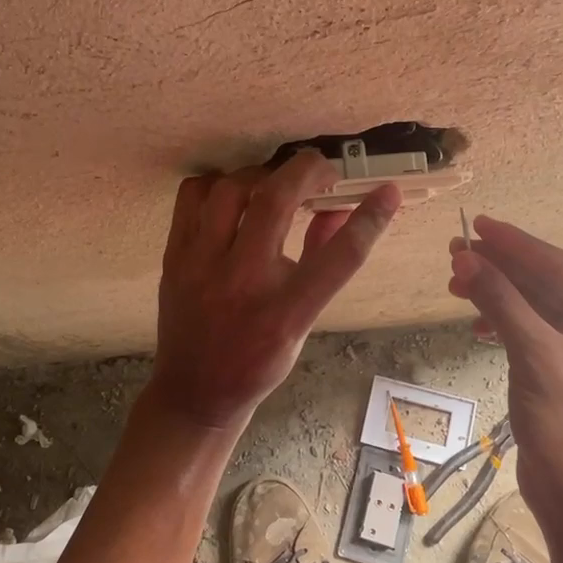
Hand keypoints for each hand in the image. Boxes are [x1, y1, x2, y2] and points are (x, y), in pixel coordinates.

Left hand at [152, 152, 400, 427]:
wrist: (195, 391)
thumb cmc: (258, 361)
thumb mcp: (303, 322)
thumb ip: (323, 263)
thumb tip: (341, 210)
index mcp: (285, 312)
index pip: (339, 257)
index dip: (370, 219)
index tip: (388, 192)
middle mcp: (242, 283)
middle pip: (276, 201)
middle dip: (307, 170)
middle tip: (322, 171)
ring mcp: (200, 265)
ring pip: (231, 188)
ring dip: (262, 175)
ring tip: (277, 183)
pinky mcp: (173, 256)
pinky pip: (192, 195)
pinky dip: (218, 184)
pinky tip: (234, 195)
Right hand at [448, 217, 562, 514]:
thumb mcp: (535, 357)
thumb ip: (501, 301)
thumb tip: (466, 257)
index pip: (561, 266)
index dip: (515, 244)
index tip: (476, 224)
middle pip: (548, 284)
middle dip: (501, 269)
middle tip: (455, 253)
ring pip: (538, 307)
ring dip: (498, 295)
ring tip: (456, 285)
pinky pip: (535, 332)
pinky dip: (505, 323)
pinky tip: (477, 324)